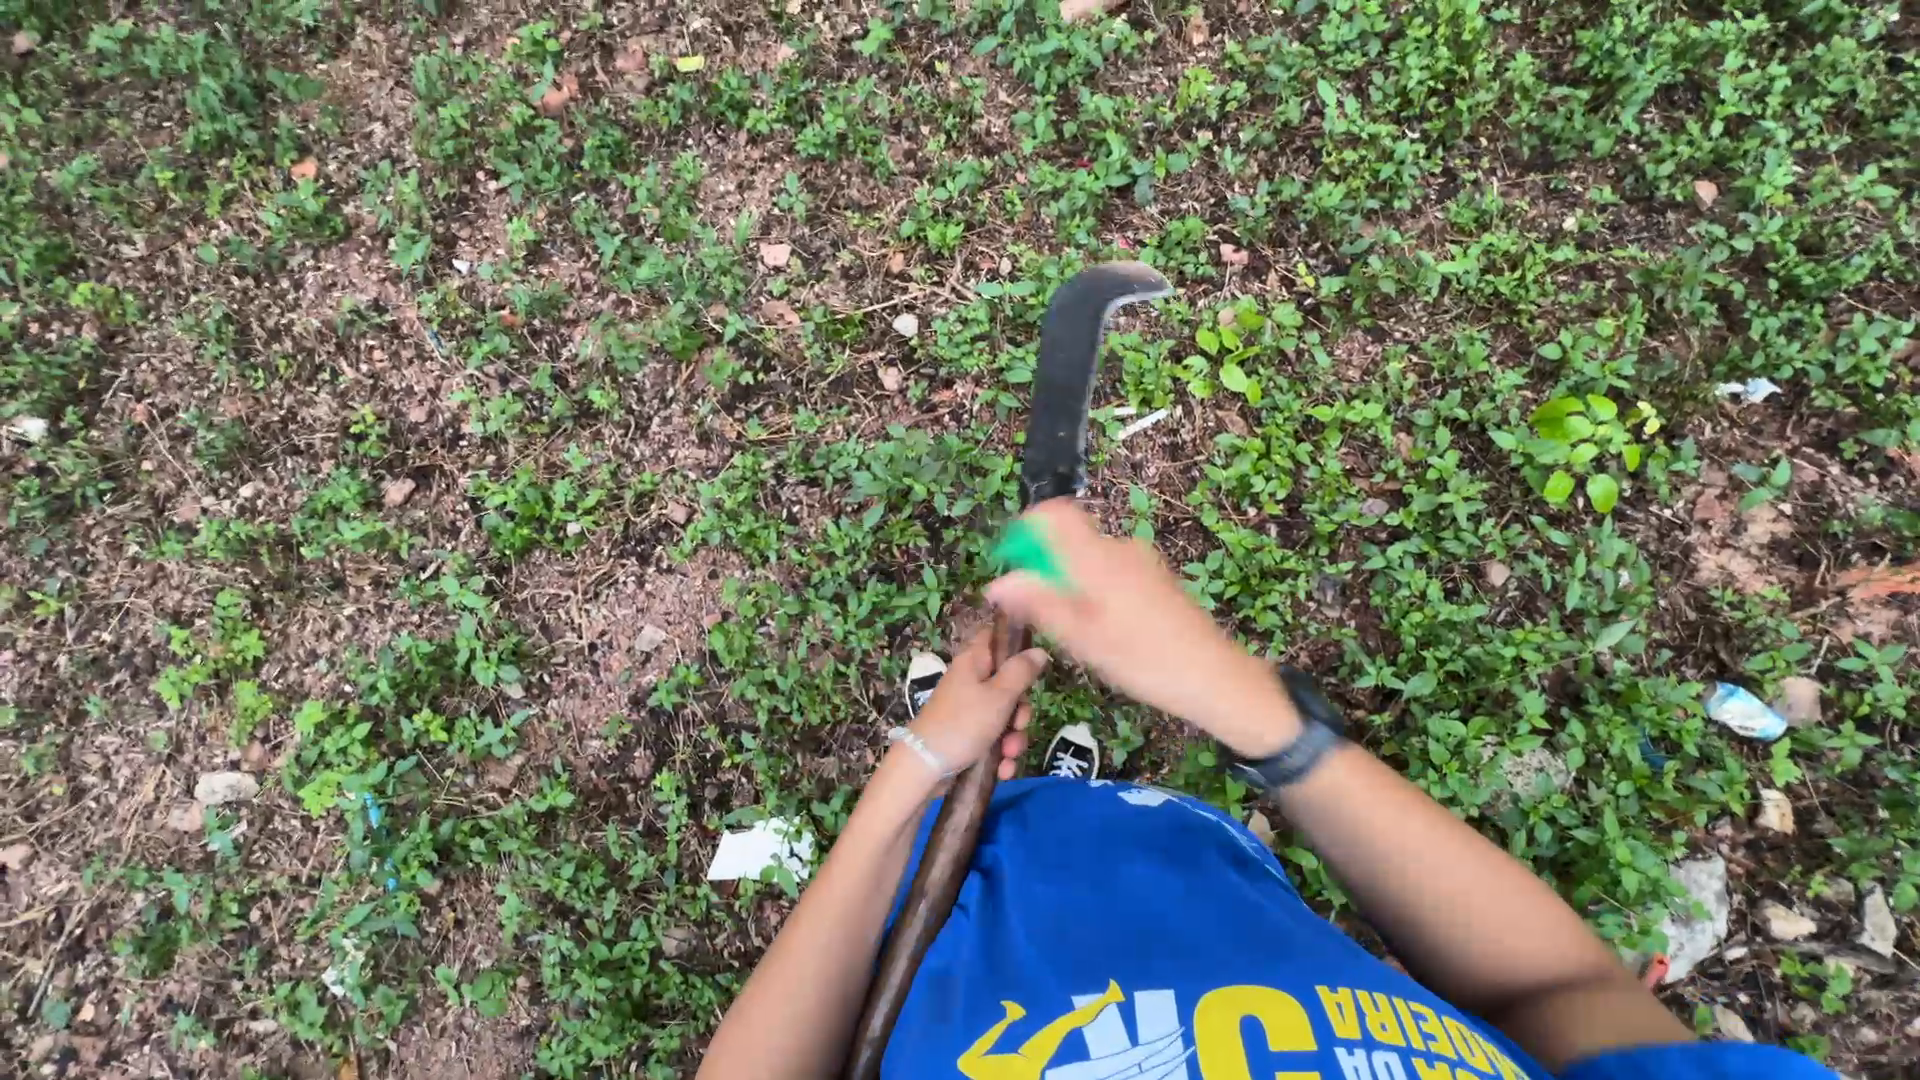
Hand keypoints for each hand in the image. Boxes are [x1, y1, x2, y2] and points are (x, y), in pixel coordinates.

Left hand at [906, 630, 1048, 781]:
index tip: (1031, 662)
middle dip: (1020, 710)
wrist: (925, 766)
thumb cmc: (963, 723)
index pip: (994, 636)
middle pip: (1008, 684)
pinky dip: (1001, 754)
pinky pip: (994, 738)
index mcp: (974, 662)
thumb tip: (1039, 651)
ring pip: (1005, 716)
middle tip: (1018, 723)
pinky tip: (1002, 769)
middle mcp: (971, 681)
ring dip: (1013, 738)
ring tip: (1008, 754)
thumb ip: (1021, 672)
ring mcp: (969, 709)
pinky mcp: (968, 735)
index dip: (1015, 643)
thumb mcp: (999, 696)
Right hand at [984, 499, 1300, 756]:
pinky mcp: (1155, 579)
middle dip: (1046, 569)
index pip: (1055, 514)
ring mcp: (1141, 562)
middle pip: (1070, 540)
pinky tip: (1104, 631)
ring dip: (1071, 585)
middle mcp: (1120, 549)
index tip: (1013, 560)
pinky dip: (1094, 592)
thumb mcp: (1081, 637)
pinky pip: (1110, 573)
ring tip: (1076, 632)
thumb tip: (998, 583)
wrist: (1214, 677)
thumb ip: (1038, 603)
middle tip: (1042, 615)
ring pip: (1089, 561)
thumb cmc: (1143, 659)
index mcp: (1098, 557)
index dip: (1027, 528)